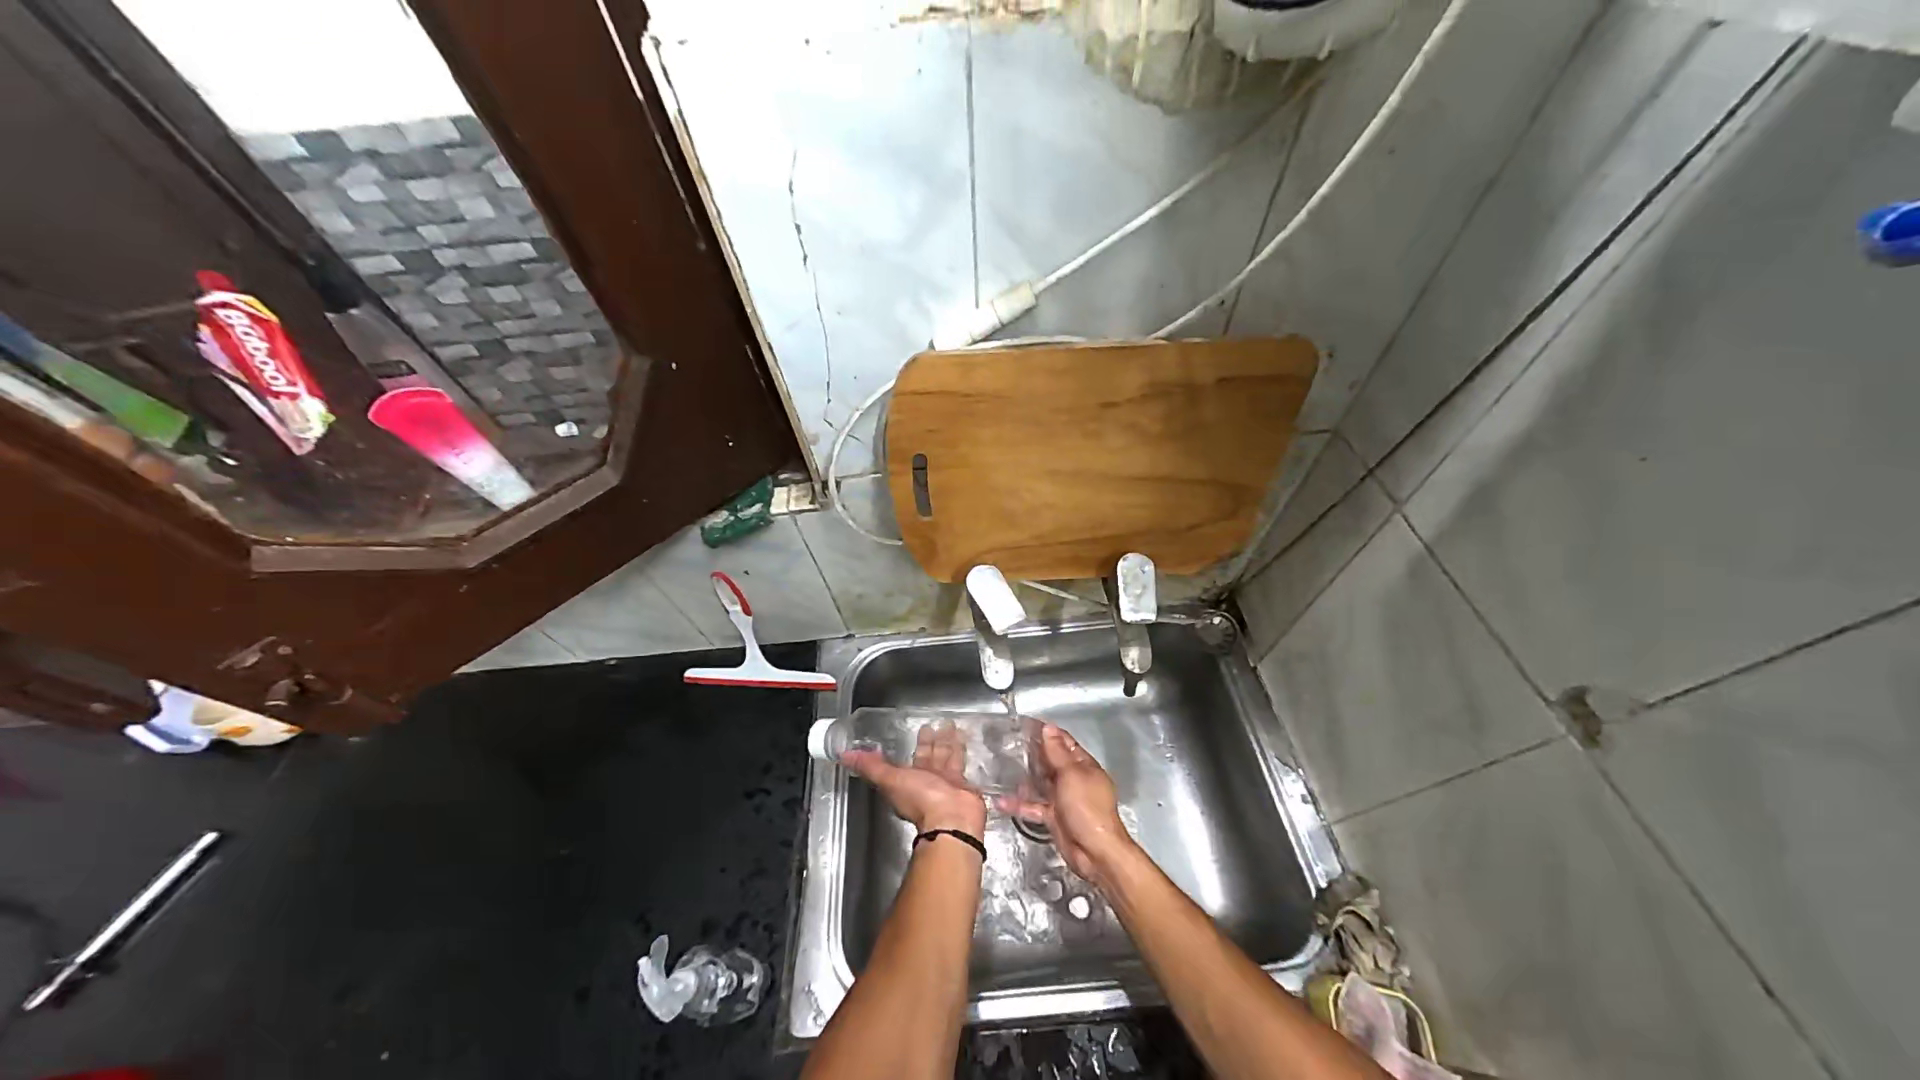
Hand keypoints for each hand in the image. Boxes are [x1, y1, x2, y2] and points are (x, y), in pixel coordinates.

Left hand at [842, 722, 987, 836]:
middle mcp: (926, 782)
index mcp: (907, 782)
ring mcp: (945, 783)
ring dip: (945, 741)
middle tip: (930, 724)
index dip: (904, 750)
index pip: (904, 762)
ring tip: (949, 724)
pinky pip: (960, 761)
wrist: (952, 818)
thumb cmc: (920, 800)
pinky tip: (963, 735)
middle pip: (927, 756)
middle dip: (929, 742)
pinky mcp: (962, 783)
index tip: (904, 736)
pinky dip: (960, 748)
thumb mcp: (890, 780)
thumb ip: (870, 767)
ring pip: (944, 756)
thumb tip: (844, 755)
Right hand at [1000, 724, 1139, 886]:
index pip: (1064, 742)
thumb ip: (1057, 753)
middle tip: (1007, 744)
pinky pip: (1034, 806)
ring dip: (1024, 777)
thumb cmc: (1087, 808)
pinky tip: (1001, 801)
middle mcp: (1074, 780)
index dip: (1047, 732)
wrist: (1095, 852)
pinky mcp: (1053, 817)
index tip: (1025, 725)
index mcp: (1083, 766)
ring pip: (1040, 783)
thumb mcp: (1072, 775)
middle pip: (1051, 762)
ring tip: (1001, 768)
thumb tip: (1048, 728)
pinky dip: (1019, 804)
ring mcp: (1063, 799)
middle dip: (1032, 753)